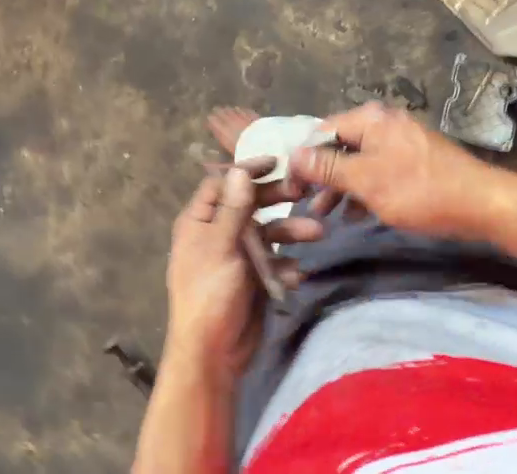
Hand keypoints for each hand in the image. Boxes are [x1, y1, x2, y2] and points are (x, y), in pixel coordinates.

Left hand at [164, 161, 322, 377]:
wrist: (213, 354)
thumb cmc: (209, 293)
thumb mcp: (221, 246)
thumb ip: (233, 209)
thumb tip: (239, 170)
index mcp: (199, 221)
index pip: (223, 183)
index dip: (247, 170)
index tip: (276, 162)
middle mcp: (218, 233)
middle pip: (250, 204)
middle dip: (277, 199)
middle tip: (304, 192)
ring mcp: (237, 256)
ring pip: (268, 232)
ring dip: (290, 232)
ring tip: (317, 233)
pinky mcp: (253, 278)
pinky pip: (274, 262)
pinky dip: (286, 265)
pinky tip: (297, 274)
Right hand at [289, 102, 504, 240]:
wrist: (480, 203)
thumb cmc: (418, 190)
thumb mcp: (366, 181)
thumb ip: (328, 167)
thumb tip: (294, 154)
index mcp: (371, 119)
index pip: (323, 130)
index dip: (304, 157)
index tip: (291, 186)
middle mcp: (385, 122)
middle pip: (341, 145)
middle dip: (322, 175)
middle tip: (306, 204)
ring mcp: (403, 140)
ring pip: (361, 160)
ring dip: (342, 186)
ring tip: (327, 216)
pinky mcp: (417, 160)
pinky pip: (380, 170)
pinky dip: (366, 189)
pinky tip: (357, 215)